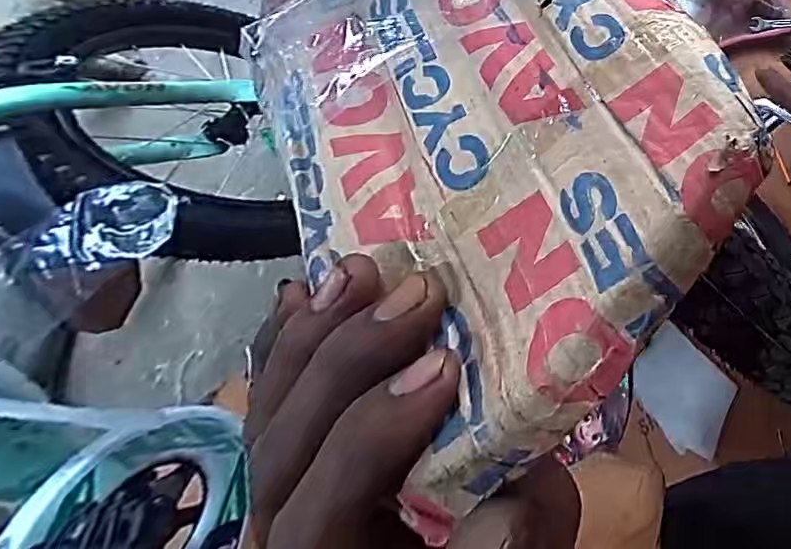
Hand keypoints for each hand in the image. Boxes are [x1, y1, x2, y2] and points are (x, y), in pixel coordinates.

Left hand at [247, 255, 579, 548]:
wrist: (450, 533)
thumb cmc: (485, 535)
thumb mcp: (522, 546)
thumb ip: (513, 538)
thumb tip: (507, 512)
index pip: (321, 509)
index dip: (376, 433)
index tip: (445, 366)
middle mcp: (285, 523)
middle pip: (283, 444)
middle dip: (352, 357)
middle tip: (422, 292)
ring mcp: (283, 475)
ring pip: (270, 405)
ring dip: (315, 328)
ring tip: (362, 269)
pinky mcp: (294, 435)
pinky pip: (269, 385)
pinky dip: (286, 332)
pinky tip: (305, 288)